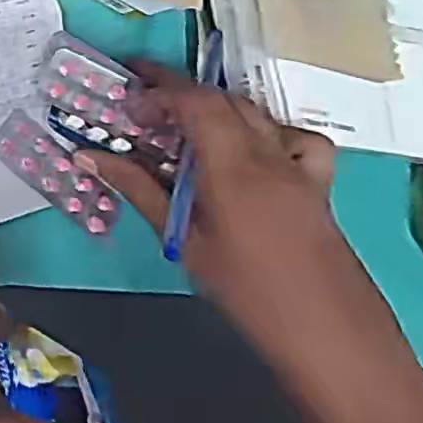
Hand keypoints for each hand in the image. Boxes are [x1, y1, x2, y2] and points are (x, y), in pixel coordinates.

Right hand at [85, 68, 422, 422]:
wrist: (335, 341)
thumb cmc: (249, 293)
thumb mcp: (184, 239)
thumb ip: (137, 189)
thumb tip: (86, 155)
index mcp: (235, 168)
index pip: (197, 103)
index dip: (160, 84)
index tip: (127, 82)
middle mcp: (272, 157)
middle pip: (224, 101)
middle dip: (180, 91)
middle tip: (141, 103)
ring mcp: (301, 169)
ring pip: (256, 113)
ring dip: (215, 106)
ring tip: (182, 122)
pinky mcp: (318, 185)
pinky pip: (294, 137)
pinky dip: (265, 128)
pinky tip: (248, 148)